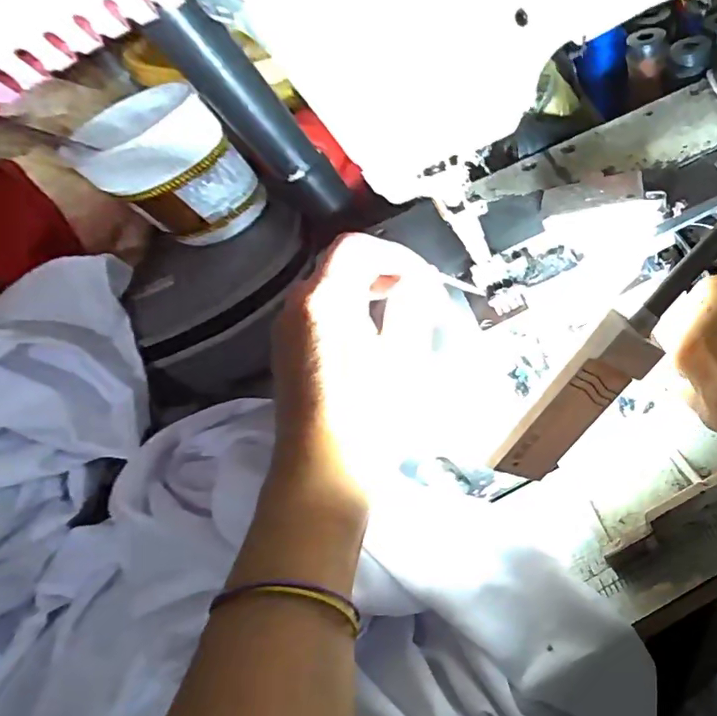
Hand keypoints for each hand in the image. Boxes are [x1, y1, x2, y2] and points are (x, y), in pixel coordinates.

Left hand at [271, 232, 438, 497]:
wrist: (326, 468)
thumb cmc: (372, 413)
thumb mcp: (404, 355)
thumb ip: (411, 306)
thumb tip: (416, 280)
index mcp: (325, 300)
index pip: (357, 247)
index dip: (397, 254)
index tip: (428, 280)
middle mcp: (297, 306)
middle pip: (341, 264)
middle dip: (387, 271)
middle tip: (425, 297)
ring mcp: (288, 330)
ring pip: (332, 289)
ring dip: (372, 292)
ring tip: (409, 318)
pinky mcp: (291, 353)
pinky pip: (323, 314)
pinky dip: (355, 312)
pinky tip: (380, 342)